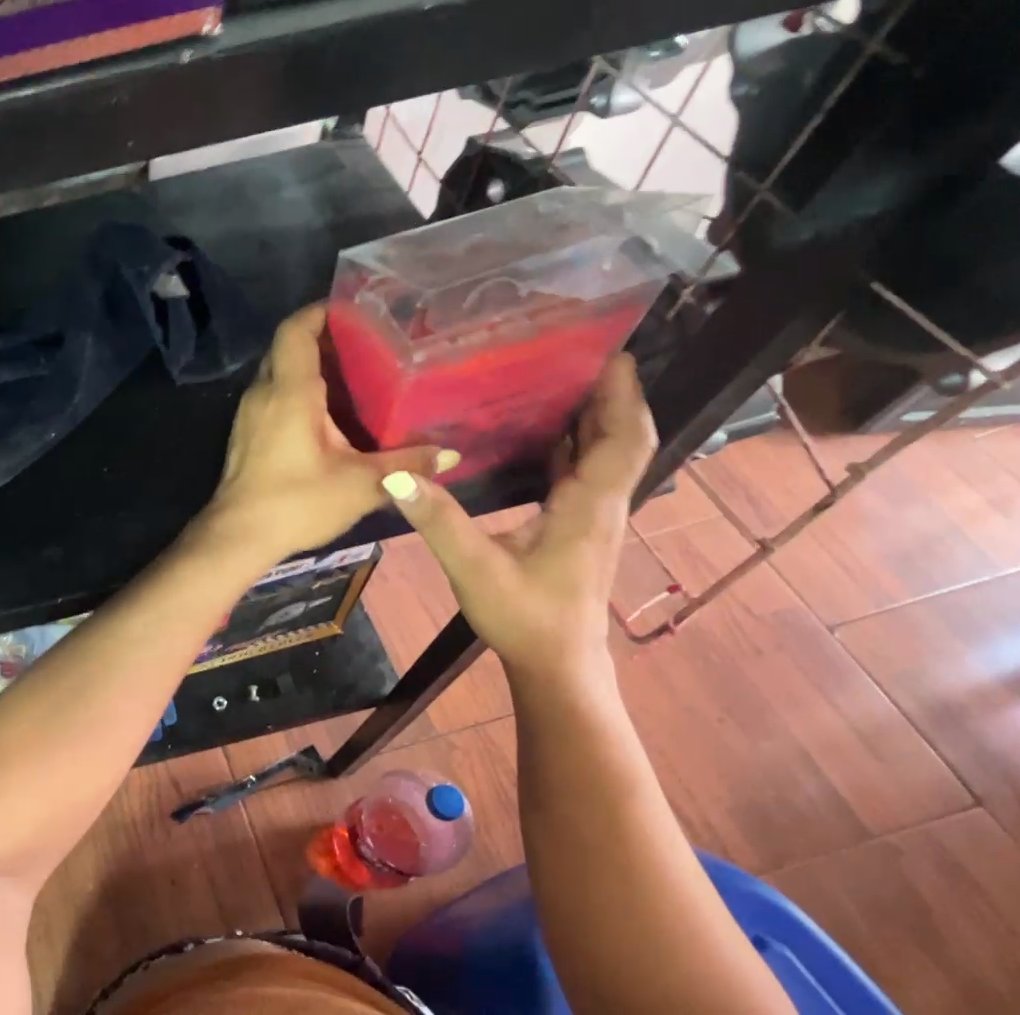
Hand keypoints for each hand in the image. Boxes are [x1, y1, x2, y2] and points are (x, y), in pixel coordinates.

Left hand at [200, 304, 442, 563]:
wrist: (238, 535)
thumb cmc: (297, 501)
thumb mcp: (361, 484)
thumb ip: (406, 465)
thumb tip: (451, 454)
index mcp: (289, 391)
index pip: (296, 330)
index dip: (319, 312)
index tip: (351, 308)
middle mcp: (264, 393)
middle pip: (286, 348)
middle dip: (319, 338)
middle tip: (362, 341)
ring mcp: (249, 415)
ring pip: (276, 374)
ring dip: (307, 367)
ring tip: (350, 374)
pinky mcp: (245, 436)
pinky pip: (270, 398)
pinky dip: (295, 392)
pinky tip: (324, 413)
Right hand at [382, 354, 656, 683]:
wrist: (555, 664)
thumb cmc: (524, 617)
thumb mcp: (474, 568)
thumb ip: (438, 521)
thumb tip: (396, 477)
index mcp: (588, 506)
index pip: (622, 439)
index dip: (623, 396)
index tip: (611, 354)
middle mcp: (601, 506)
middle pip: (621, 440)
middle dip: (610, 396)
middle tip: (579, 356)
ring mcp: (593, 519)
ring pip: (606, 457)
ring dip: (595, 418)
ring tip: (562, 381)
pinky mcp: (579, 531)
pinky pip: (585, 474)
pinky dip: (575, 446)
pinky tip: (544, 435)